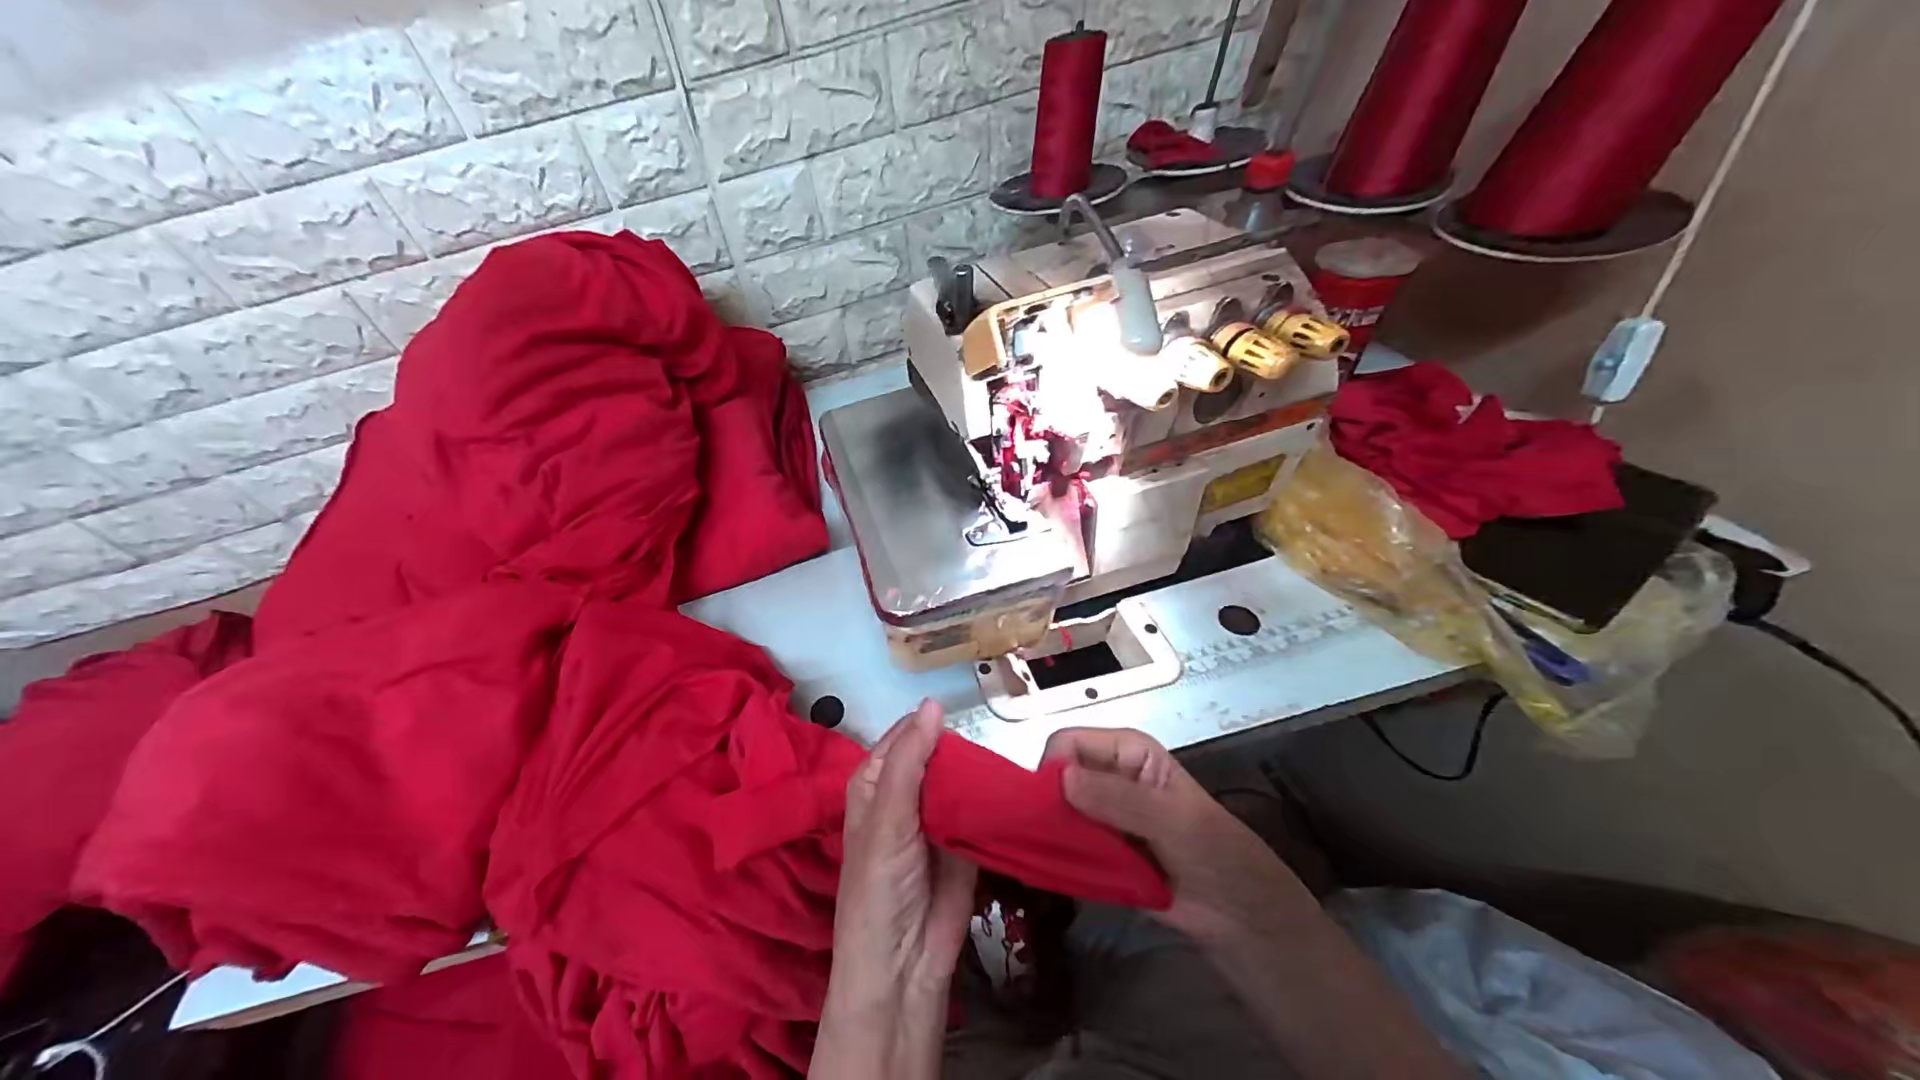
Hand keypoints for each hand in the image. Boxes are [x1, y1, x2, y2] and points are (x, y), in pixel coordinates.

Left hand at [811, 700, 978, 1079]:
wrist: (904, 965)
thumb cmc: (878, 888)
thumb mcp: (887, 818)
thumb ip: (909, 761)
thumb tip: (933, 703)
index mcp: (877, 780)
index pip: (908, 735)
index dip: (933, 723)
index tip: (967, 710)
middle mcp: (907, 792)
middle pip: (941, 754)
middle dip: (966, 746)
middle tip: (999, 738)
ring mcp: (939, 816)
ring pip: (966, 778)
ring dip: (985, 771)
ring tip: (1012, 759)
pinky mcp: (967, 839)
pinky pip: (983, 808)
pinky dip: (997, 799)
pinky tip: (1016, 787)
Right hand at [1044, 728, 1473, 1078]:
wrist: (1241, 918)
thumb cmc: (1219, 855)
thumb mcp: (1177, 821)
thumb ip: (1122, 799)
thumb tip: (1062, 778)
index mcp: (1127, 751)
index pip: (1070, 742)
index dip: (1054, 767)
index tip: (1048, 806)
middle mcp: (1108, 776)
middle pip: (1055, 775)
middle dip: (1045, 803)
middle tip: (1041, 838)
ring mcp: (1100, 815)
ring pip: (1054, 810)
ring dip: (1047, 832)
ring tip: (1046, 857)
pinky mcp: (1095, 850)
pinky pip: (1061, 844)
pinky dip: (1055, 856)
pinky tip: (1053, 870)